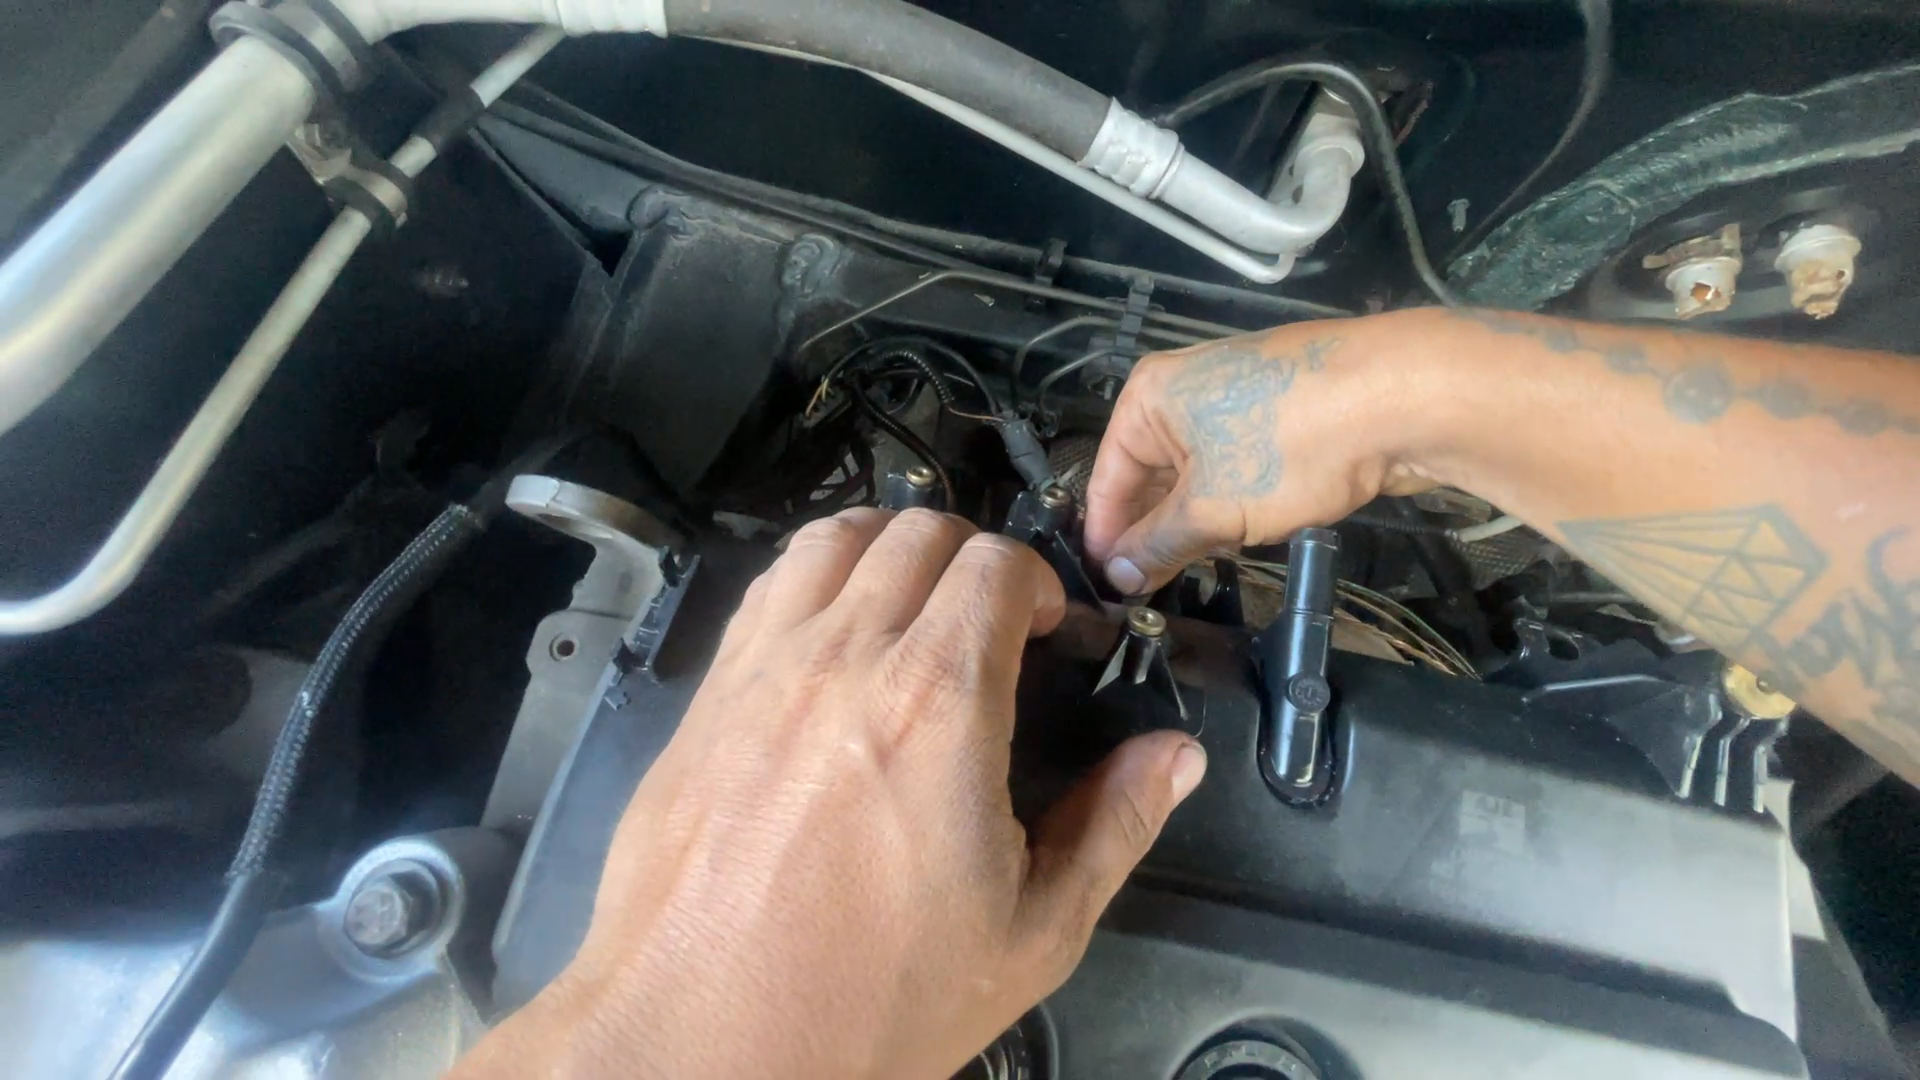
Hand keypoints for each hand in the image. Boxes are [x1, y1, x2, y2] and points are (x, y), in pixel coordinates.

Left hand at [457, 508, 1207, 1079]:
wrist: (696, 1036)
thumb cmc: (873, 995)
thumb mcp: (1031, 932)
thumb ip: (1114, 824)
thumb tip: (1176, 754)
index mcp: (940, 700)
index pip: (996, 564)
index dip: (1036, 581)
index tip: (1044, 627)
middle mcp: (852, 653)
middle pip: (922, 532)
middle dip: (974, 556)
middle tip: (988, 617)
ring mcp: (771, 659)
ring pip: (841, 534)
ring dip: (894, 544)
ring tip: (914, 596)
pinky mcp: (714, 681)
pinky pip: (774, 578)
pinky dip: (822, 568)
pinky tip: (836, 617)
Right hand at [1085, 313, 1442, 592]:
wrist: (1410, 397)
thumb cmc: (1290, 447)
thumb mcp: (1211, 510)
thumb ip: (1156, 547)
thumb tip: (1117, 578)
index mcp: (1148, 398)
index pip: (1106, 480)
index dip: (1106, 538)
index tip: (1107, 587)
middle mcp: (1182, 390)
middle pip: (1148, 476)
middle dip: (1151, 532)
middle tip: (1147, 588)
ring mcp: (1233, 397)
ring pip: (1192, 475)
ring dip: (1191, 521)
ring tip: (1189, 567)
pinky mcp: (1276, 411)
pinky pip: (1231, 465)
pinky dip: (1228, 501)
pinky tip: (1235, 534)